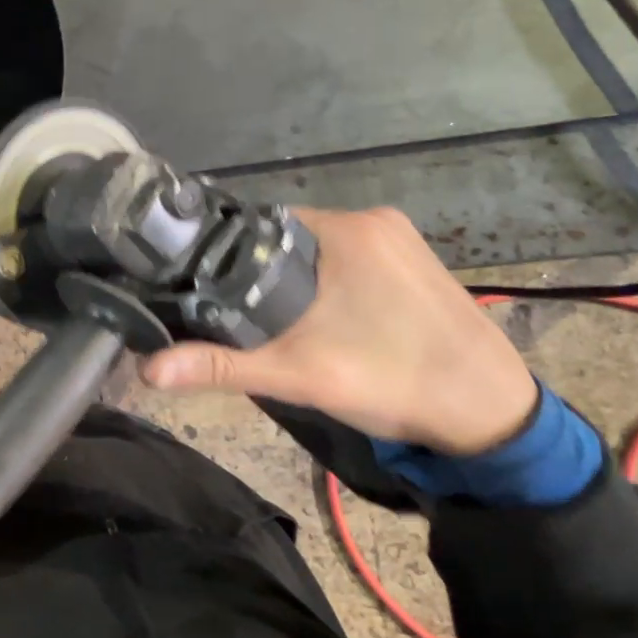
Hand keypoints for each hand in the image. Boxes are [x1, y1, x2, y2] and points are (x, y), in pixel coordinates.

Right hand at [141, 206, 537, 454]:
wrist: (491, 416)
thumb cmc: (395, 381)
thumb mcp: (297, 374)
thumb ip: (220, 366)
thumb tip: (147, 369)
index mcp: (348, 230)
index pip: (255, 226)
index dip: (217, 255)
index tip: (187, 284)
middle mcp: (373, 221)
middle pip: (281, 239)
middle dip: (249, 273)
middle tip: (219, 314)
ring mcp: (397, 241)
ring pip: (310, 252)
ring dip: (283, 281)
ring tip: (256, 319)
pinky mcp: (411, 263)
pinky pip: (340, 262)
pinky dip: (315, 284)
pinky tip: (305, 318)